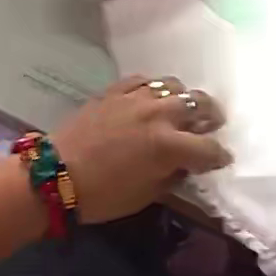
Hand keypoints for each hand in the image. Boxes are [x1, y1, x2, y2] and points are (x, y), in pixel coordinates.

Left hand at [49, 74, 230, 223]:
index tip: (220, 160)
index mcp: (169, 146)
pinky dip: (153, 88)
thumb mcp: (146, 195)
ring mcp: (135, 98)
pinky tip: (151, 98)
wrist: (55, 175)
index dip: (219, 156)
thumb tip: (184, 166)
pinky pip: (143, 80)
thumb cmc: (102, 195)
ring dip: (183, 97)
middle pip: (199, 104)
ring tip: (181, 108)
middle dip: (211, 116)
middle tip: (211, 125)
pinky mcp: (114, 91)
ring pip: (173, 85)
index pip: (209, 148)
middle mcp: (158, 114)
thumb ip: (172, 175)